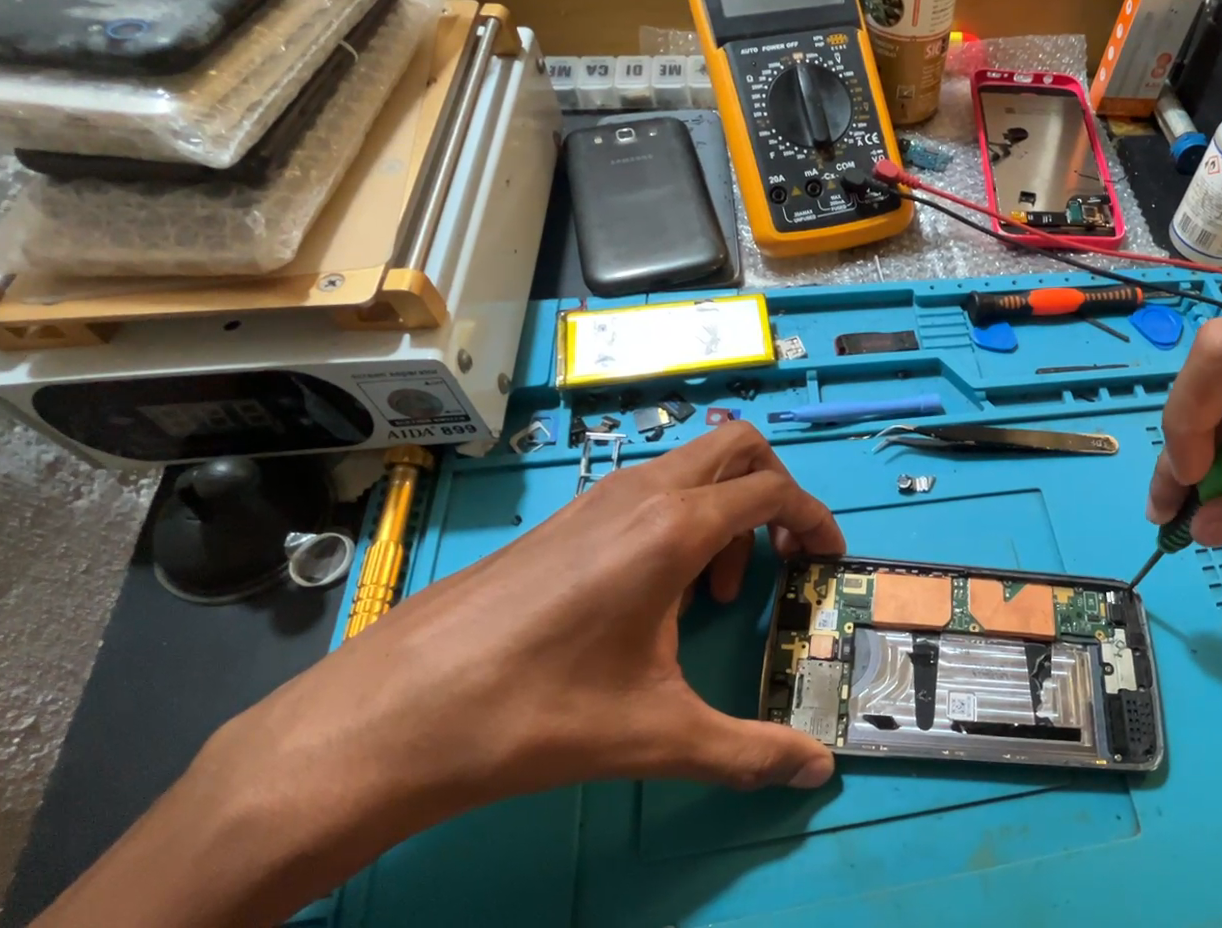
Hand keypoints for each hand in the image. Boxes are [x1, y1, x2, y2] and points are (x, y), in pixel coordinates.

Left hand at [37, 423, 842, 927]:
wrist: (393, 714)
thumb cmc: (537, 714)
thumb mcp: (657, 737)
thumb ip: (748, 752)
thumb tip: (818, 774)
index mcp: (674, 529)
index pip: (773, 488)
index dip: (814, 517)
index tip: (828, 559)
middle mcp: (639, 495)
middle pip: (736, 446)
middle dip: (774, 491)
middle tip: (779, 557)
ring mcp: (595, 501)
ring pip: (689, 467)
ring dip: (723, 511)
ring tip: (713, 594)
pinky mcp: (563, 520)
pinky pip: (646, 493)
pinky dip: (677, 522)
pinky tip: (654, 597)